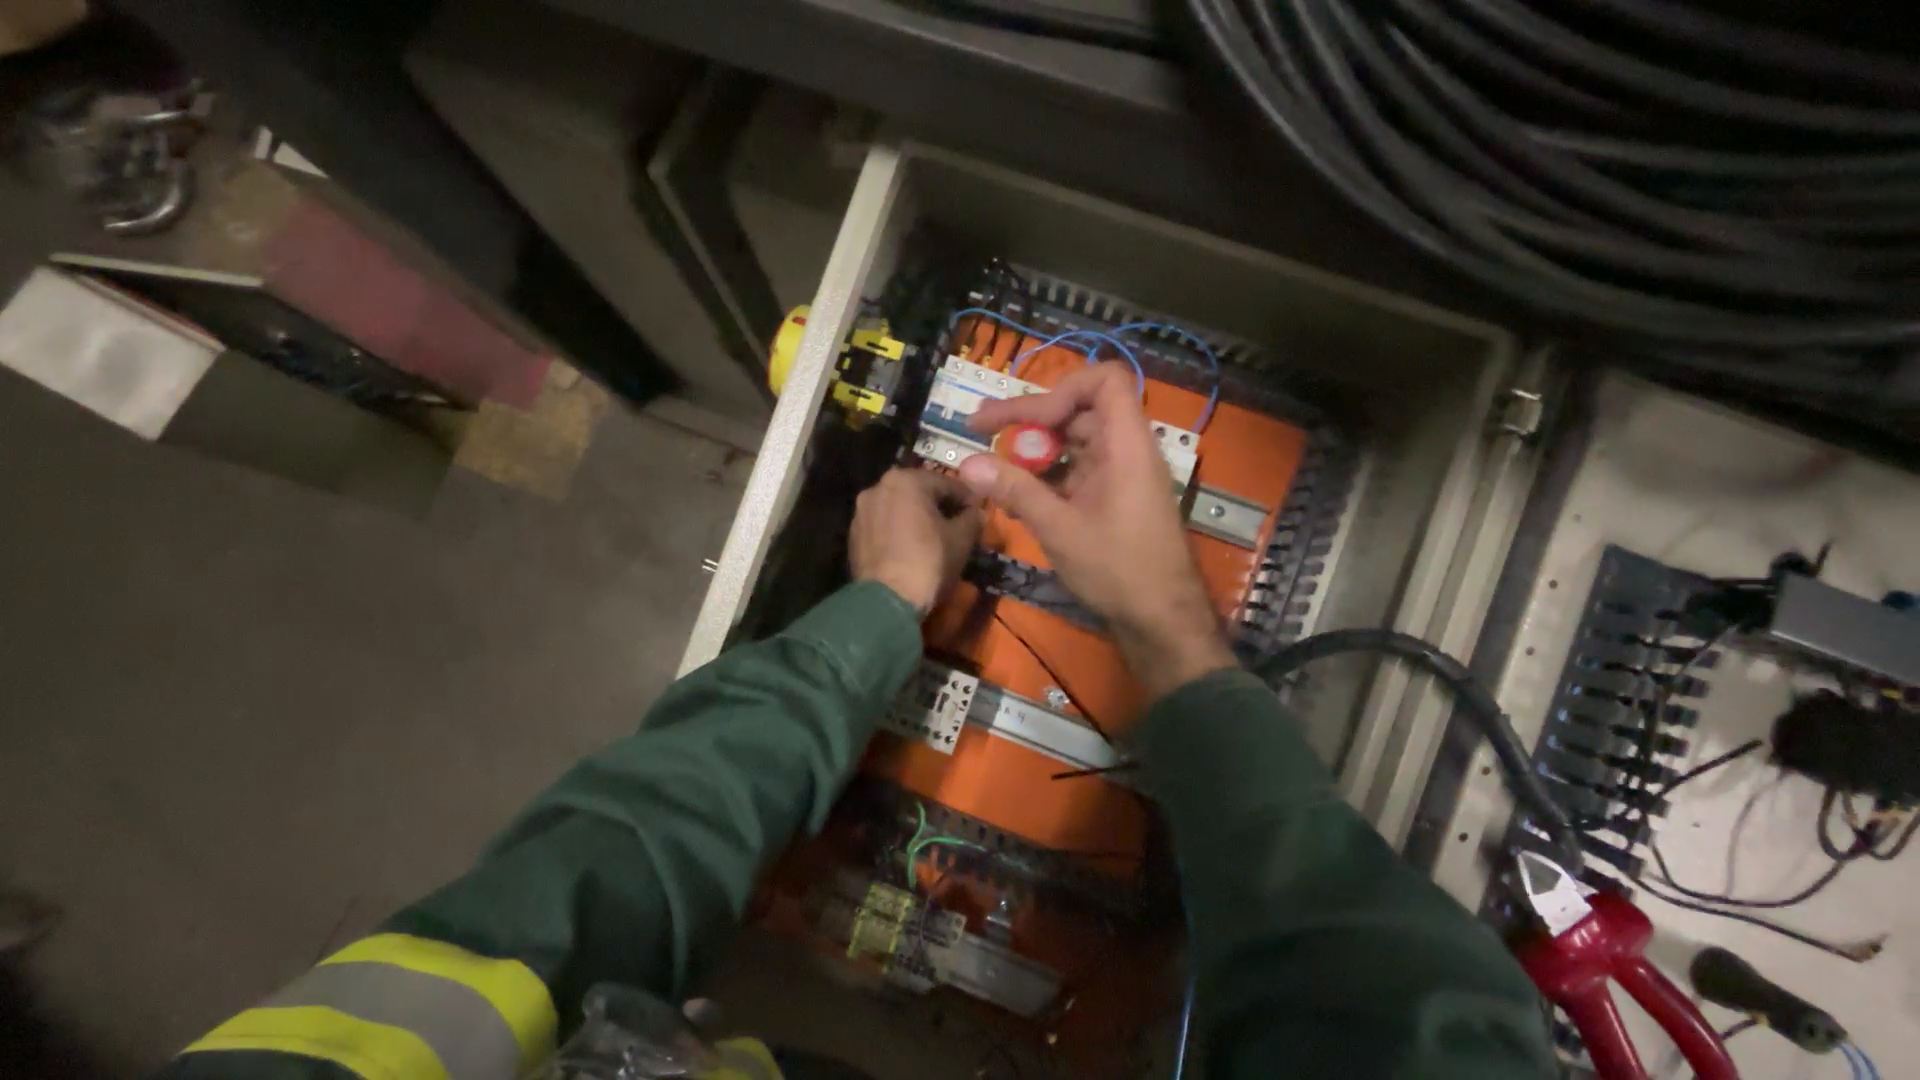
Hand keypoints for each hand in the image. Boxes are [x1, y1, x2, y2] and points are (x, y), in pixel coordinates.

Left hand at [850, 467, 983, 614]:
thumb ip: (972, 518)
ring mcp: (861, 511)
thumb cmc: (929, 562)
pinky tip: (910, 549)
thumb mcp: (961, 539)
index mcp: (906, 480)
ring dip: (916, 518)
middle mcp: (878, 487)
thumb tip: (977, 512)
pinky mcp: (853, 535)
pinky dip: (898, 532)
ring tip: (934, 538)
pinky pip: (883, 526)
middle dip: (939, 506)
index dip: (967, 498)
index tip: (978, 512)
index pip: (947, 483)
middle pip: (918, 493)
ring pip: (898, 509)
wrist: (887, 601)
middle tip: (957, 524)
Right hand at [960, 363, 1235, 699]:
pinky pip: (1077, 471)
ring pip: (1073, 442)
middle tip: (979, 429)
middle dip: (1029, 419)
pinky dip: (1047, 476)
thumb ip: (1014, 490)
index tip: (1026, 419)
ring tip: (991, 468)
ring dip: (1033, 451)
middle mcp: (1126, 450)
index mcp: (1125, 444)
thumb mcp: (1059, 528)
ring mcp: (1121, 475)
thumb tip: (966, 464)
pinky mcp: (1114, 498)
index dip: (1061, 388)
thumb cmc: (1117, 569)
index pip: (1103, 380)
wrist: (1161, 619)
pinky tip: (1015, 498)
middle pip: (1078, 410)